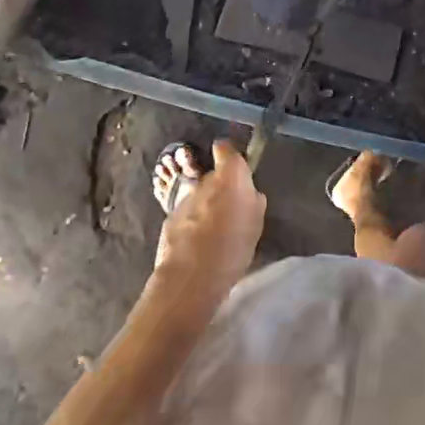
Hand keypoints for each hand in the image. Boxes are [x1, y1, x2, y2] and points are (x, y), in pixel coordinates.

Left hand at [154, 140, 265, 296]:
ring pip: (199, 197)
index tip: (237, 170)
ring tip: (214, 235)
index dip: (229, 155)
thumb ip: (253, 202)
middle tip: (231, 213)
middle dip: (221, 190)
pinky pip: (187, 214)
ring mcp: (184, 198)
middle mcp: (205, 181)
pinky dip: (192, 224)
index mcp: (230, 177)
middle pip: (214, 177)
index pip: (225, 148)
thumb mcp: (255, 225)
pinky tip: (198, 246)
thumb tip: (250, 194)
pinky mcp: (169, 217)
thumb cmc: (232, 248)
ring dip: (206, 208)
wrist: (190, 277)